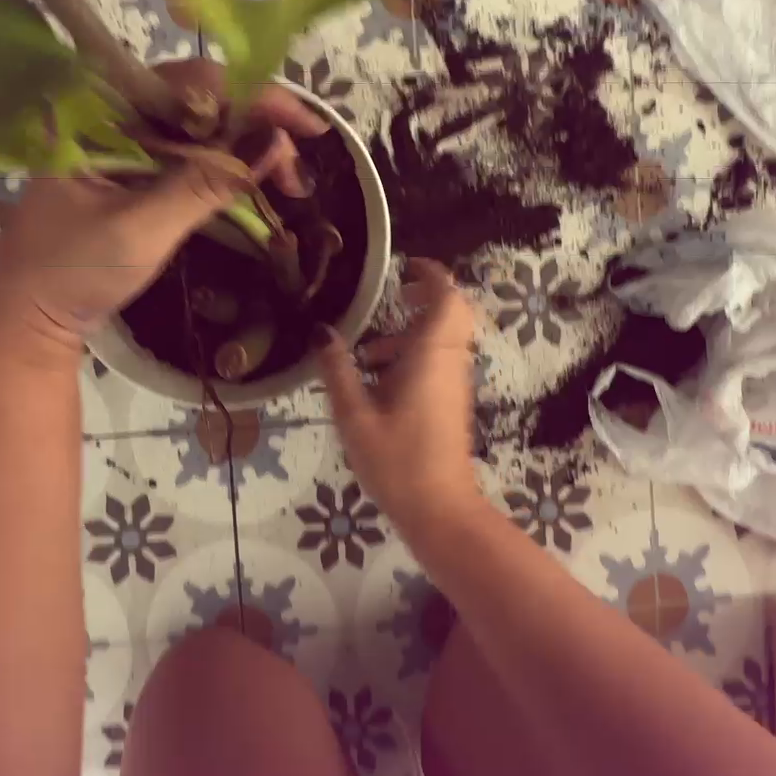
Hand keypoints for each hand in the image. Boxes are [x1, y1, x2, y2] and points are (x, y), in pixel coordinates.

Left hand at [0, 60, 328, 358]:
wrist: (28, 318)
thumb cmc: (71, 272)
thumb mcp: (141, 230)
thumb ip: (205, 185)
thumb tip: (274, 142)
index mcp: (98, 113)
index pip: (189, 84)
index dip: (254, 96)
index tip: (305, 125)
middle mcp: (112, 115)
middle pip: (201, 100)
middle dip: (257, 125)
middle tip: (300, 164)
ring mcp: (124, 144)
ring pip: (200, 128)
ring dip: (247, 148)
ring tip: (288, 178)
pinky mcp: (135, 172)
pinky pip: (189, 156)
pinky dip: (225, 168)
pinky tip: (256, 181)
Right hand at [316, 259, 484, 537]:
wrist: (439, 510)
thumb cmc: (396, 461)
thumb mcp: (354, 416)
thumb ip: (337, 370)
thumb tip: (321, 332)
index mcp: (430, 355)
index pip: (446, 297)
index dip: (431, 274)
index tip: (405, 265)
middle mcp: (450, 361)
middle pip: (452, 312)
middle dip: (426, 296)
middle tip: (394, 293)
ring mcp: (454, 382)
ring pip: (444, 338)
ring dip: (412, 331)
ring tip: (368, 351)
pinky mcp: (452, 401)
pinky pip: (439, 360)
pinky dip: (414, 355)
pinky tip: (377, 381)